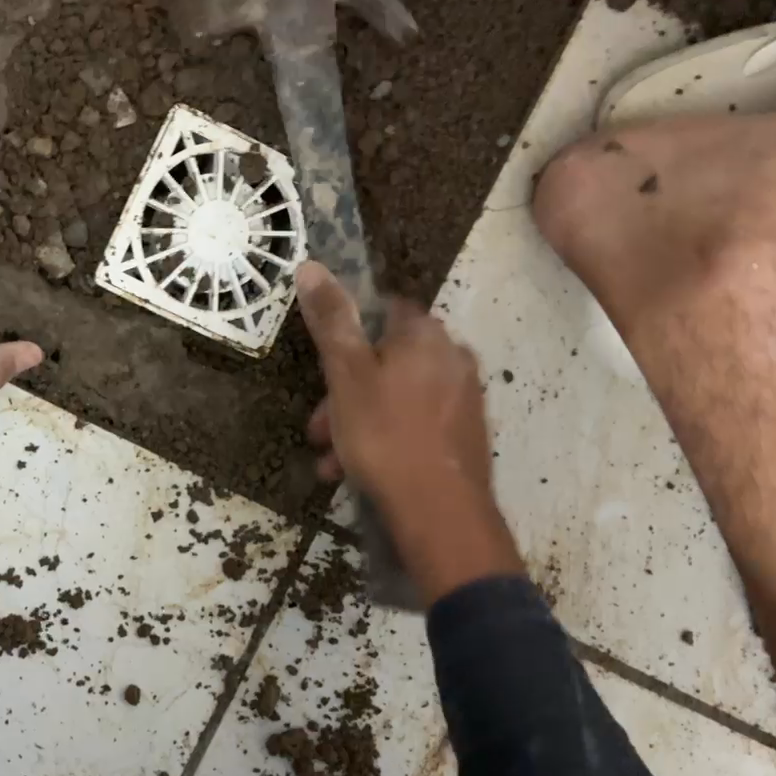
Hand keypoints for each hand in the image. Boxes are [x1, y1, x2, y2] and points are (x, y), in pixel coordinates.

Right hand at [297, 262, 523, 602]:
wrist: (439, 509)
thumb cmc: (385, 434)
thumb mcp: (345, 375)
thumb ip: (330, 321)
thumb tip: (311, 265)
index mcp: (425, 336)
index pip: (385, 308)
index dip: (349, 329)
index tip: (324, 360)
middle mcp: (452, 358)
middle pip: (385, 359)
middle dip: (343, 390)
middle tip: (318, 425)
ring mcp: (462, 398)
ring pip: (395, 396)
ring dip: (355, 420)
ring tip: (331, 458)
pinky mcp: (463, 434)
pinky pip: (412, 423)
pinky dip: (382, 438)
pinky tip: (357, 469)